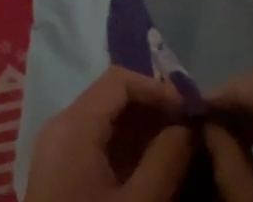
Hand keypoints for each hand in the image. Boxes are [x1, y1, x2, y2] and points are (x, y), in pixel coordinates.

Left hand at [25, 67, 193, 201]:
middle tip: (194, 132)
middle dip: (154, 111)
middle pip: (111, 98)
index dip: (159, 89)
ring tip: (183, 150)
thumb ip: (166, 160)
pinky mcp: (60, 170)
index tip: (194, 112)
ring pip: (105, 120)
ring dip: (143, 130)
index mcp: (74, 124)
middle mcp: (61, 125)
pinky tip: (156, 168)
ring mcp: (57, 147)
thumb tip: (187, 127)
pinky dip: (127, 148)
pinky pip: (96, 142)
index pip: (119, 81)